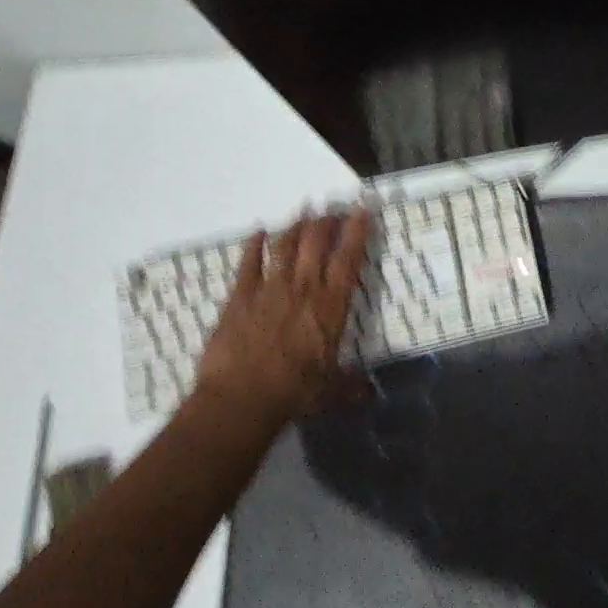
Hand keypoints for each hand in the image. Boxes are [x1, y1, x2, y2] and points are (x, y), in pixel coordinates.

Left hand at [195, 211, 372, 426]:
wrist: (241, 399)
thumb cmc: (294, 393)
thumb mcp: (331, 390)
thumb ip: (350, 384)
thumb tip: (368, 391)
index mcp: (331, 306)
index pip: (349, 258)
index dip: (358, 231)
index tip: (363, 209)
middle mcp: (304, 288)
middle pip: (317, 242)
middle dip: (327, 220)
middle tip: (332, 208)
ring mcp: (269, 289)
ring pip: (286, 245)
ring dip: (296, 225)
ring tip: (304, 210)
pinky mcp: (239, 297)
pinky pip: (248, 263)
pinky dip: (253, 245)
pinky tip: (257, 231)